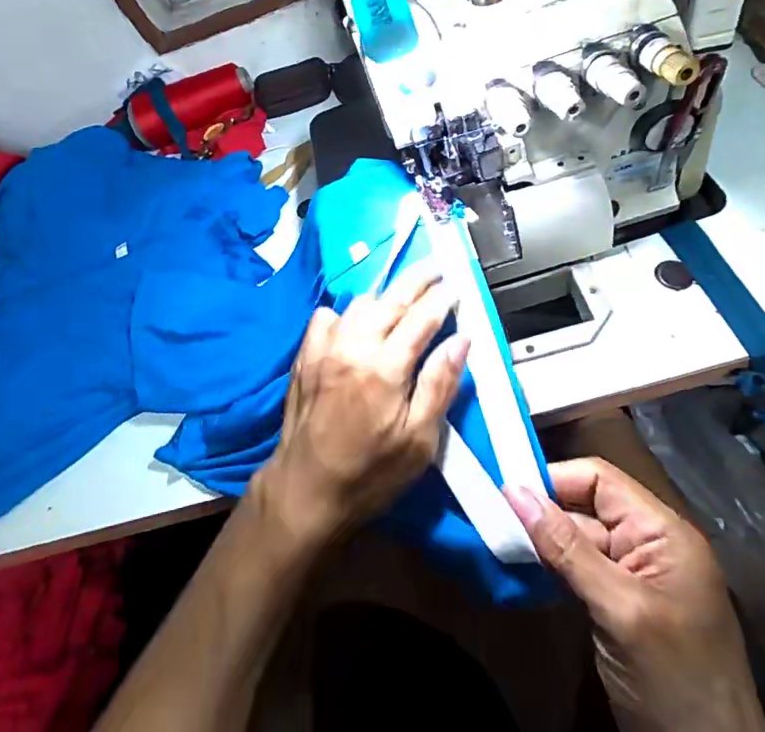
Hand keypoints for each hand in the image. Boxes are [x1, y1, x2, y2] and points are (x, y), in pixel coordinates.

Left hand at [251, 266, 467, 545]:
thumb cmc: (370, 474)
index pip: (422, 317)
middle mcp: (353, 349)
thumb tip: (461, 340)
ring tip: (405, 296)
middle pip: (391, 299)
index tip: (457, 287)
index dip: (443, 298)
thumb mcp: (419, 441)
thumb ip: (440, 384)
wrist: (304, 494)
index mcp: (385, 369)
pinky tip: (359, 321)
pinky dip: (347, 311)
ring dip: (386, 295)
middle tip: (437, 269)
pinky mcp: (305, 358)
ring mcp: (324, 350)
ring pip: (359, 304)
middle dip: (418, 280)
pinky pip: (326, 317)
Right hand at [506, 459, 764, 731]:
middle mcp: (649, 544)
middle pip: (587, 510)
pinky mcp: (621, 611)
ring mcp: (635, 580)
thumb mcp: (620, 610)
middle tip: (487, 520)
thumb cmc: (674, 678)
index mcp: (662, 530)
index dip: (554, 479)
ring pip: (580, 544)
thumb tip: (516, 492)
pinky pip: (582, 576)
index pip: (601, 480)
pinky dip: (553, 573)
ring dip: (542, 544)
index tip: (503, 490)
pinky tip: (521, 575)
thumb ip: (569, 550)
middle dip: (541, 513)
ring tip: (494, 543)